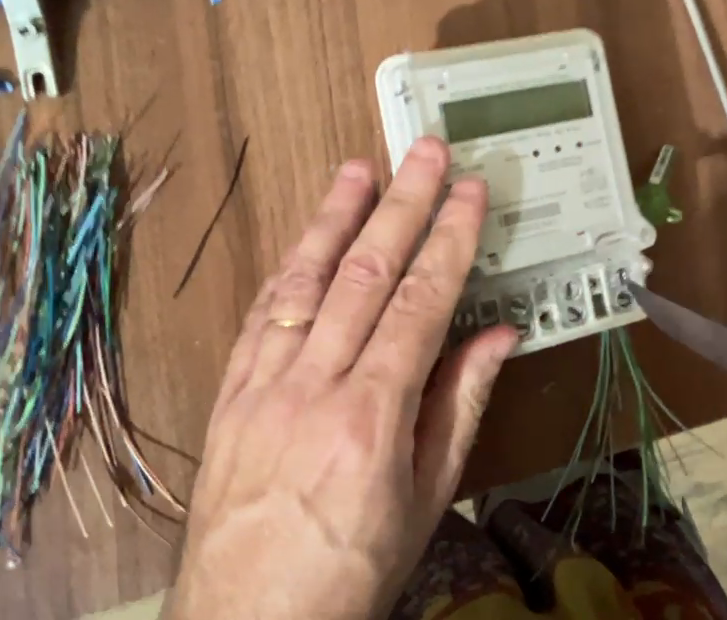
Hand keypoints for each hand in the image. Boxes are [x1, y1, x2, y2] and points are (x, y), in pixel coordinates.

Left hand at [164, 139, 518, 619]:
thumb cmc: (350, 574)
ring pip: (304, 281)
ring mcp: (261, 389)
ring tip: (359, 168)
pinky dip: (289, 267)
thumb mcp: (425, 499)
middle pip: (364, 273)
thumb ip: (459, 405)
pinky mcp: (229, 398)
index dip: (449, 239)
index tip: (468, 193)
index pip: (420, 302)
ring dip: (334, 216)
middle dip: (401, 204)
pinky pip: (261, 316)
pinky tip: (307, 236)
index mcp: (371, 417)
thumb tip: (498, 335)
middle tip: (424, 152)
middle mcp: (311, 389)